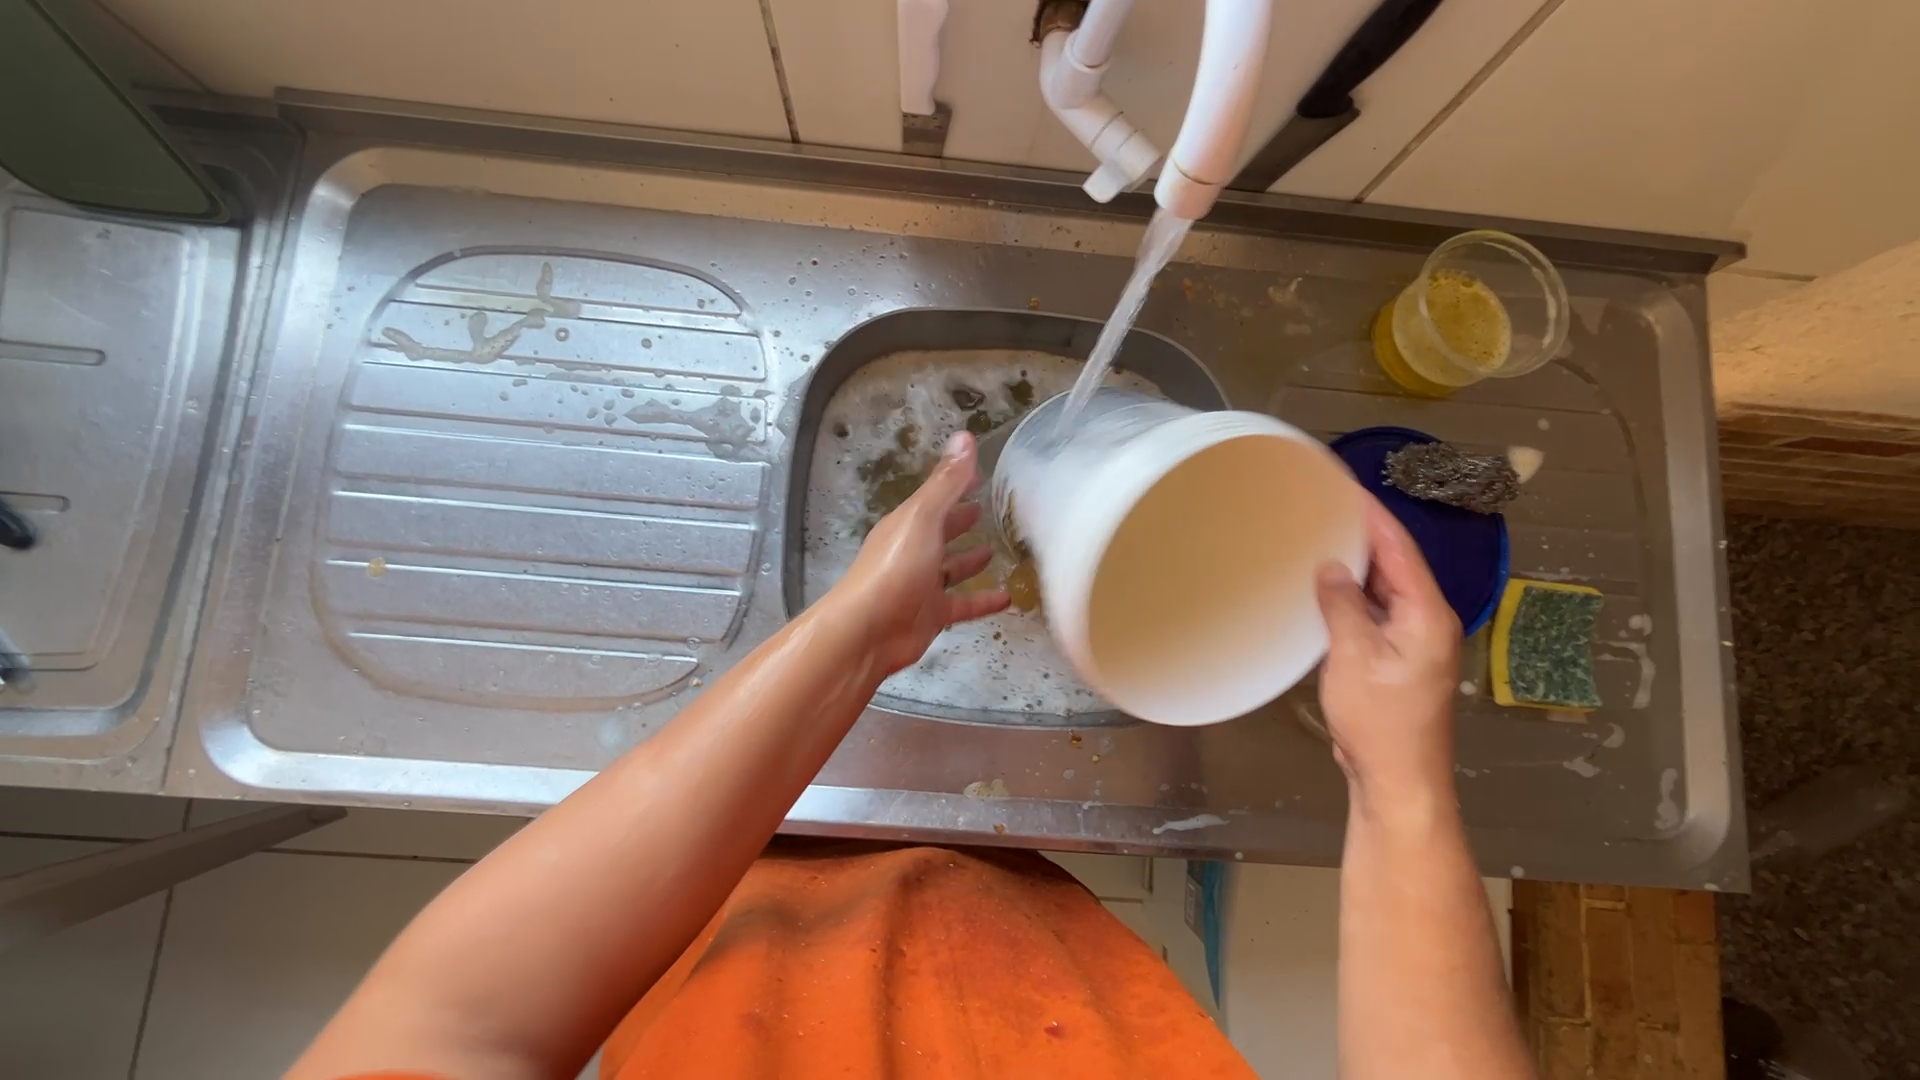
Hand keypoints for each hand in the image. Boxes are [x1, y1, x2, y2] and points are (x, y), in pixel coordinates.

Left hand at [827, 431, 1010, 675]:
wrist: (867, 632)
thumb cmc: (894, 569)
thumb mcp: (923, 519)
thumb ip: (946, 483)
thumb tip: (965, 436)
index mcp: (907, 524)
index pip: (936, 498)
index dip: (957, 485)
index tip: (983, 474)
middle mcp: (913, 551)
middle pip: (942, 531)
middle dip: (962, 520)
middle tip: (992, 509)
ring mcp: (921, 585)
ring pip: (951, 568)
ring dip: (971, 559)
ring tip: (998, 549)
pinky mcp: (931, 616)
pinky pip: (962, 604)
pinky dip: (983, 600)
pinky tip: (1008, 598)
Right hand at [1314, 497, 1461, 820]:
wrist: (1397, 778)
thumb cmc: (1381, 719)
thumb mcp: (1355, 656)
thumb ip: (1343, 605)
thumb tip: (1331, 567)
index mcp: (1427, 614)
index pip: (1400, 550)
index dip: (1374, 516)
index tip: (1345, 487)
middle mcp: (1426, 621)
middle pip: (1395, 566)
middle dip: (1363, 535)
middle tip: (1323, 507)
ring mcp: (1412, 641)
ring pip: (1384, 589)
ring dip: (1355, 565)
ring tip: (1319, 537)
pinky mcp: (1395, 658)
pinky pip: (1374, 612)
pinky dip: (1351, 595)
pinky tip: (1325, 587)